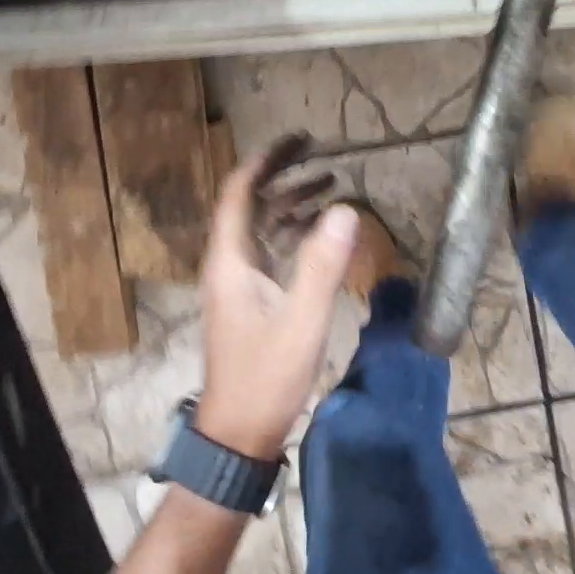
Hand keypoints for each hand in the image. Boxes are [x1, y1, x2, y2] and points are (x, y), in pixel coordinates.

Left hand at [194, 134, 358, 459]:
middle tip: (321, 153)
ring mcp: (240, 283)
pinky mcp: (252, 300)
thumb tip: (345, 208)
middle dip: (284, 175)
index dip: (265, 160)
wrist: (239, 434)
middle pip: (252, 203)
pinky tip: (322, 231)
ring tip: (332, 184)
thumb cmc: (266, 377)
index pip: (240, 193)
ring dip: (293, 203)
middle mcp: (230, 264)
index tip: (298, 139)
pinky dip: (296, 233)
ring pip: (264, 227)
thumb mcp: (301, 321)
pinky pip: (272, 251)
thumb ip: (322, 265)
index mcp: (231, 261)